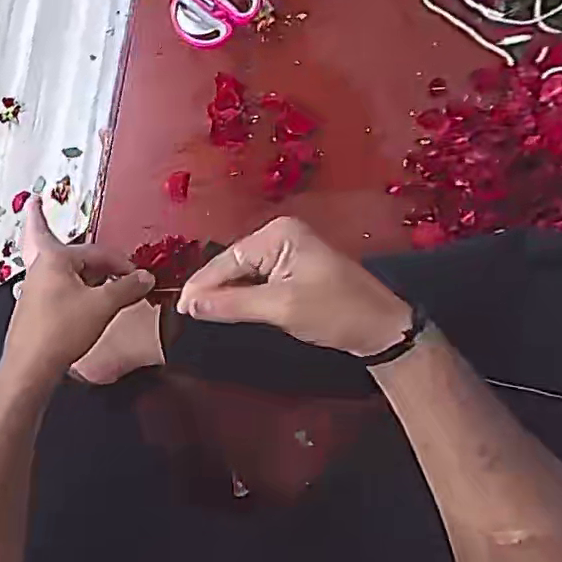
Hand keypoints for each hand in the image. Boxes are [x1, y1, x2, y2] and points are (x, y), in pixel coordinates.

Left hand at [0, 203, 155, 383]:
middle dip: (54, 230)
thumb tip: (145, 278)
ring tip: (81, 261)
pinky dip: (70, 284)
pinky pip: (55, 285)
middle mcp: (40, 268)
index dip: (120, 262)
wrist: (29, 367)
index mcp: (54, 258)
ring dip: (75, 266)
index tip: (138, 275)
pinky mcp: (34, 307)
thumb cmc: (62, 331)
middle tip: (35, 204)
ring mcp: (34, 288)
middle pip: (62, 247)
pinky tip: (79, 296)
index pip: (96, 252)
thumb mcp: (103, 306)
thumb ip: (127, 288)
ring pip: (60, 268)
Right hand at [177, 216, 412, 355]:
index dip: (202, 285)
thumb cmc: (335, 312)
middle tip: (187, 314)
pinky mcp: (292, 266)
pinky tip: (227, 308)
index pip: (228, 259)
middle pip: (233, 263)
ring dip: (225, 293)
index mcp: (278, 234)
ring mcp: (287, 249)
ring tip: (200, 313)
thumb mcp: (281, 308)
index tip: (180, 308)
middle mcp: (279, 234)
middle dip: (212, 288)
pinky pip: (256, 278)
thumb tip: (190, 304)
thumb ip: (233, 304)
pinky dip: (242, 295)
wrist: (381, 328)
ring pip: (242, 272)